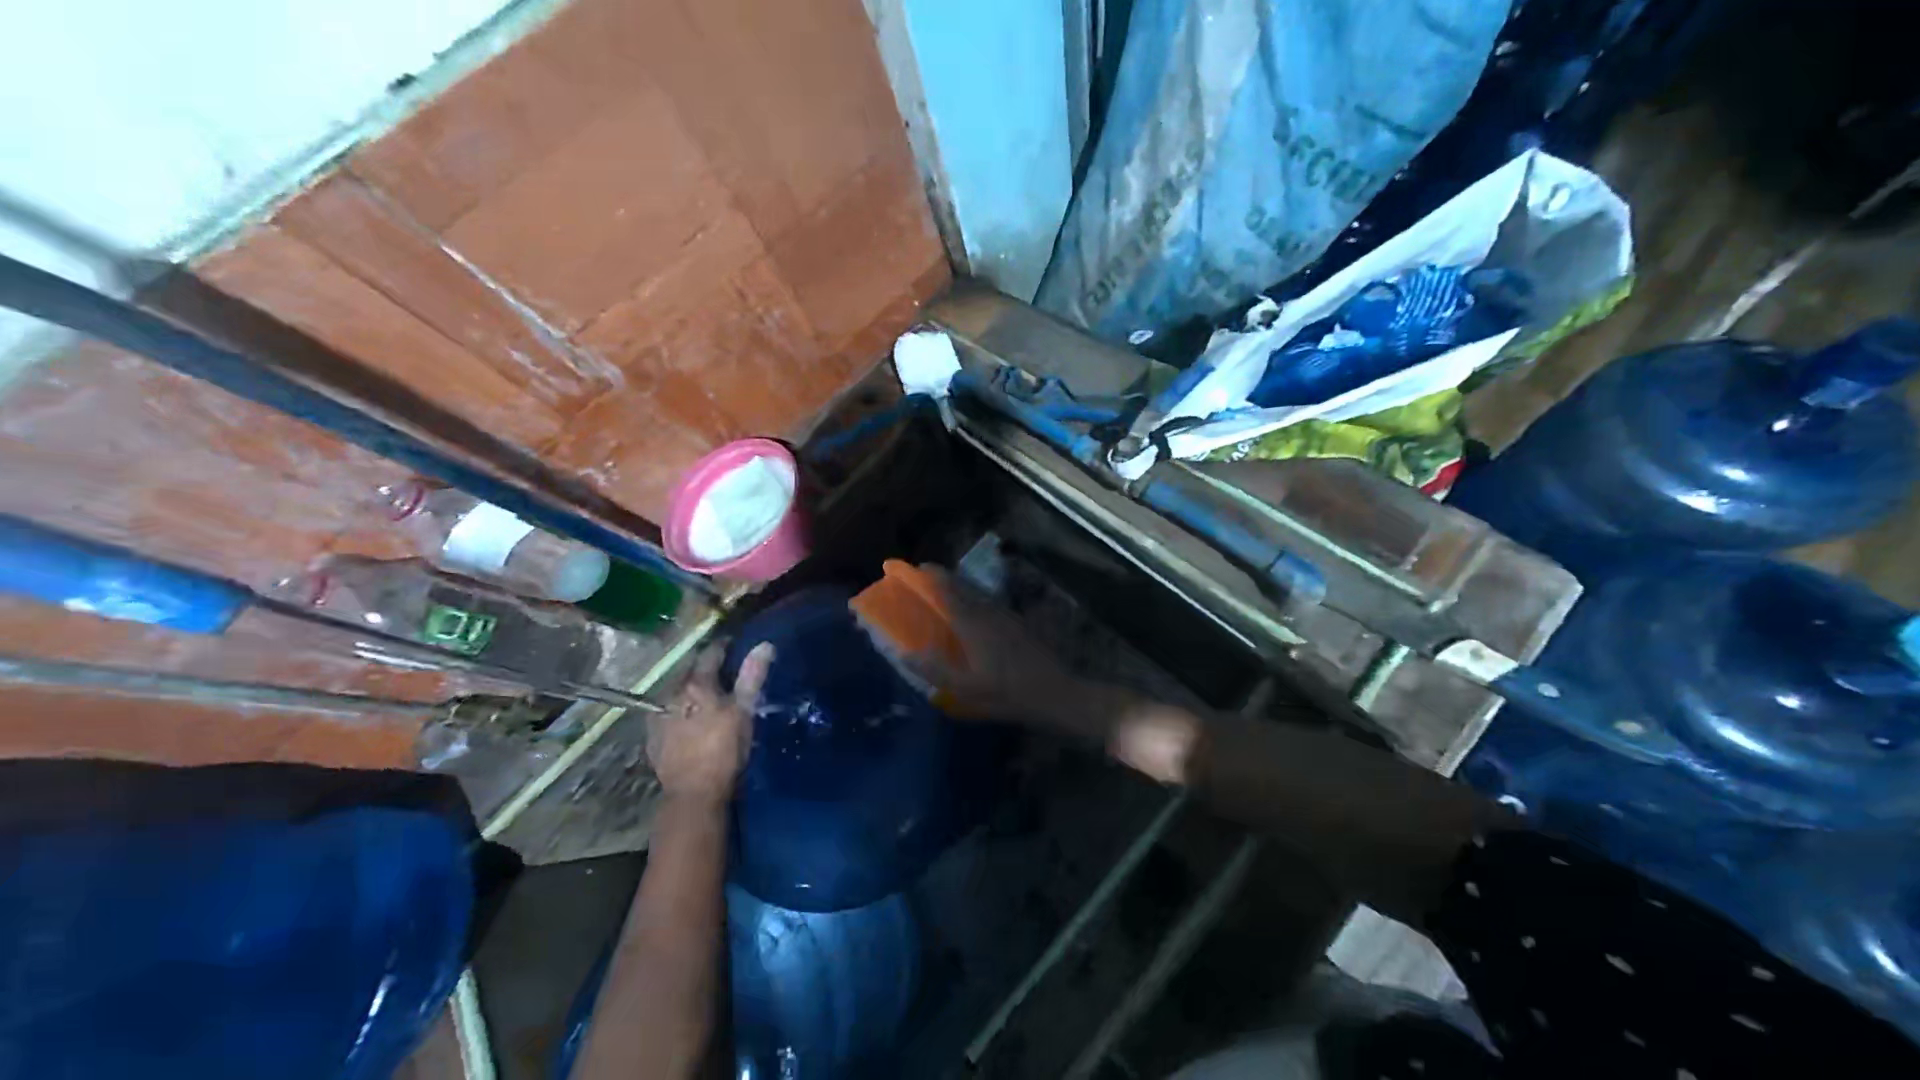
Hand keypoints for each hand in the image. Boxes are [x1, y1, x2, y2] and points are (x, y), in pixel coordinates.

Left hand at [649, 642, 772, 805]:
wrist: (693, 793)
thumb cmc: (723, 749)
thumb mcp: (744, 711)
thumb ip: (752, 676)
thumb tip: (764, 644)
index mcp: (697, 684)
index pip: (710, 654)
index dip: (724, 646)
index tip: (734, 643)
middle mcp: (672, 693)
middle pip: (690, 671)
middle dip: (705, 667)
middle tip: (723, 669)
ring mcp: (658, 715)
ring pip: (676, 691)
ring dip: (690, 688)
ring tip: (705, 694)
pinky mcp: (652, 736)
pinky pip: (666, 713)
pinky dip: (678, 709)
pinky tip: (687, 719)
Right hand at [907, 565, 1086, 728]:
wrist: (1058, 692)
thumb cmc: (1009, 694)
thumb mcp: (967, 690)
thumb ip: (935, 670)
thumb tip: (904, 651)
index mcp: (973, 623)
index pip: (944, 590)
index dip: (923, 577)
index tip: (903, 567)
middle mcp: (988, 611)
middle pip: (959, 584)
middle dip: (937, 575)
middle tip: (919, 574)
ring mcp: (1005, 615)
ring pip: (975, 590)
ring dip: (955, 584)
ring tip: (939, 586)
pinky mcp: (1017, 622)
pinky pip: (986, 600)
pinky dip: (971, 596)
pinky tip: (970, 608)